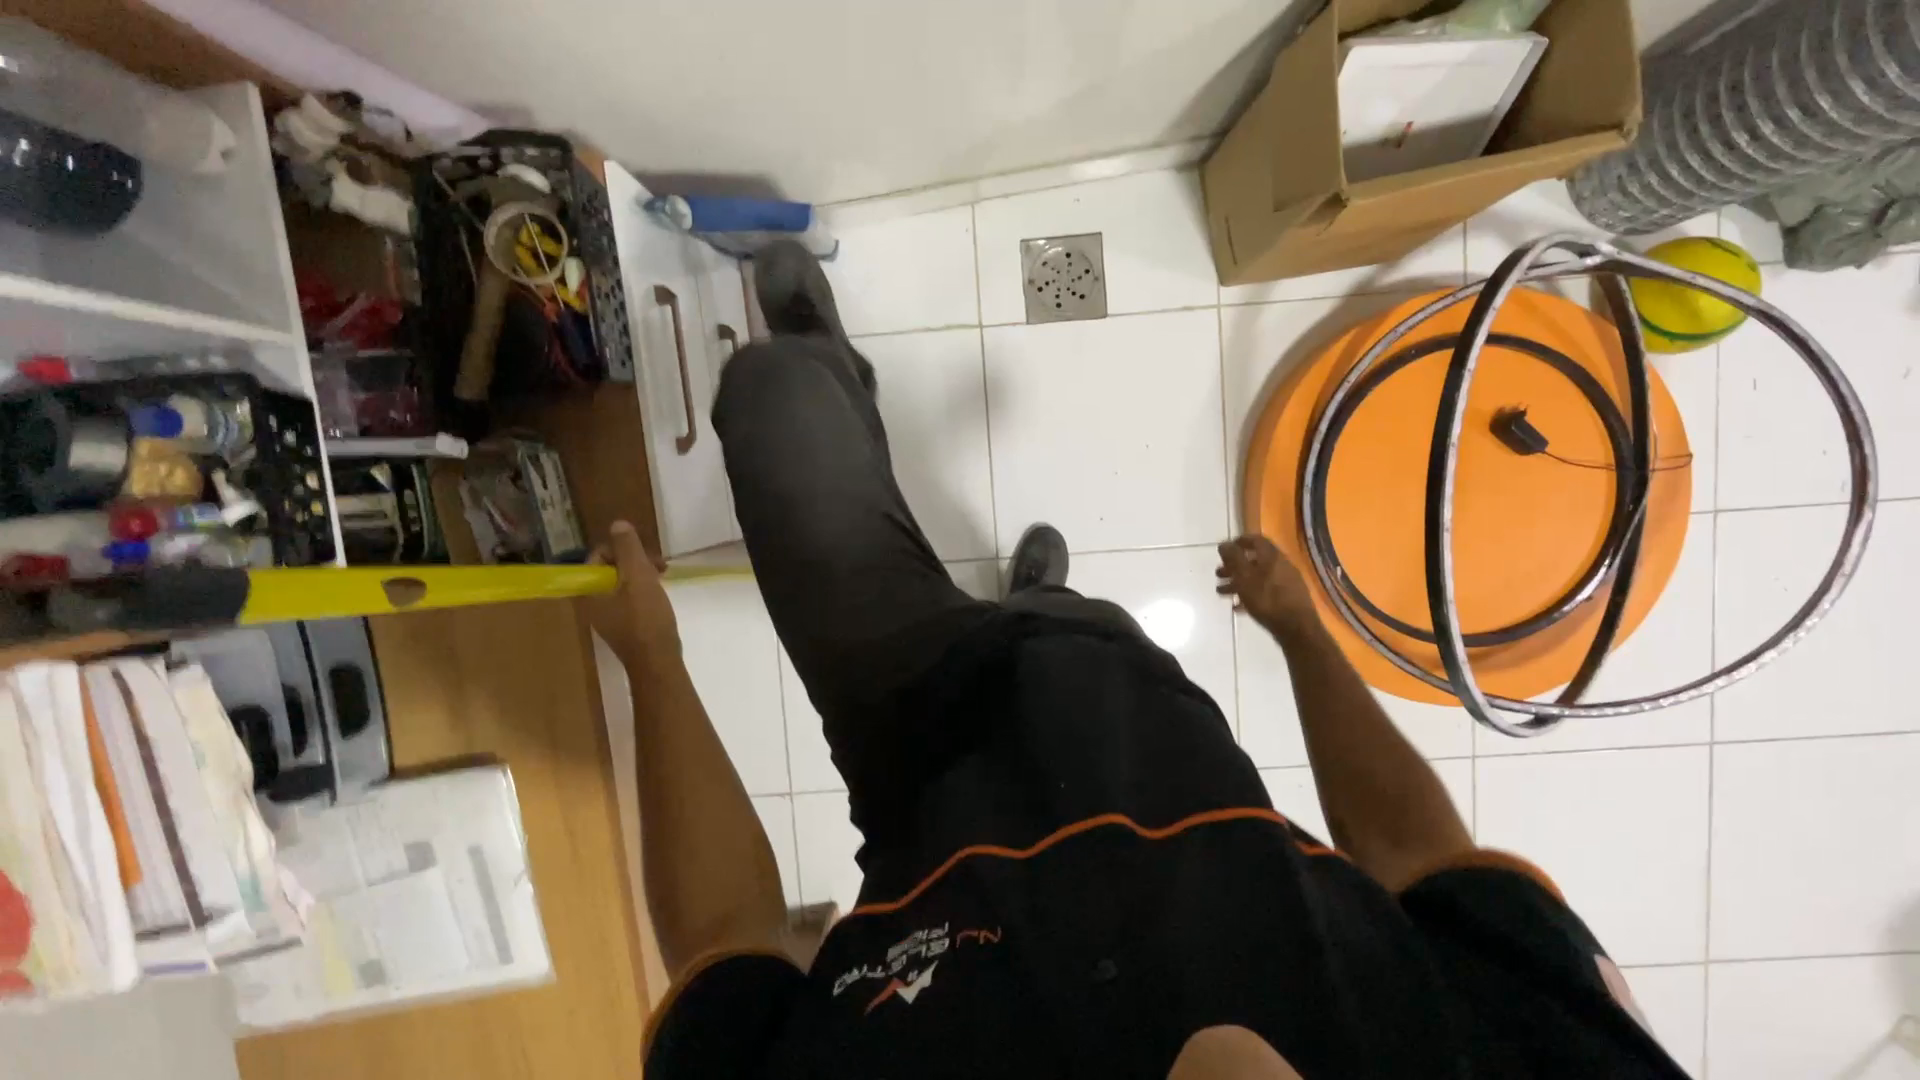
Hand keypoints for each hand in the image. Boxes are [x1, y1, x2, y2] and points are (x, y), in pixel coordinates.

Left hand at [580, 521, 680, 665]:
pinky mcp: (622, 625)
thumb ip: (627, 548)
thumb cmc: (645, 618)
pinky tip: (659, 596)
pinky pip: (628, 599)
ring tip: (663, 579)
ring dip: (641, 575)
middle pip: (610, 569)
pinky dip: (642, 591)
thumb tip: (617, 524)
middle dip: (635, 562)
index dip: (623, 550)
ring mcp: (606, 616)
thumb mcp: (639, 577)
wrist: (657, 661)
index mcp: (589, 590)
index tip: (646, 556)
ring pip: (621, 584)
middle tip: (660, 566)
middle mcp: (591, 602)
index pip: (598, 556)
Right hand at [1217, 535, 1321, 639]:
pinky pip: (1265, 592)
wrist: (1297, 628)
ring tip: (1222, 592)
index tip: (1225, 548)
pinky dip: (1250, 595)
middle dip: (1234, 566)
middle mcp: (1282, 565)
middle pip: (1255, 561)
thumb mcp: (1244, 577)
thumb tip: (1224, 543)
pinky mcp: (1288, 599)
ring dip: (1239, 582)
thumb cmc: (1267, 600)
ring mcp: (1287, 583)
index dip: (1240, 541)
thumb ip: (1233, 559)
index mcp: (1272, 556)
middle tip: (1219, 574)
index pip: (1256, 540)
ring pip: (1258, 577)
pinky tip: (1238, 606)